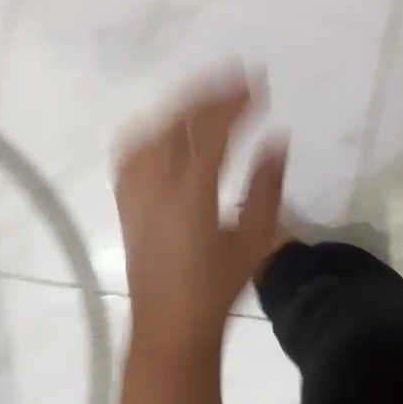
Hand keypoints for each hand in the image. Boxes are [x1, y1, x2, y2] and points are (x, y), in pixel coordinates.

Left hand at [114, 69, 287, 353]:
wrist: (167, 327)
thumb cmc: (218, 289)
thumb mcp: (256, 240)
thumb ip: (266, 187)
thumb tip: (277, 139)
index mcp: (192, 195)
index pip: (212, 131)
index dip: (234, 102)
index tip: (257, 83)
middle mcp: (156, 186)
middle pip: (177, 122)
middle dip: (208, 92)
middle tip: (238, 77)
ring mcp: (135, 193)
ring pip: (150, 132)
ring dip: (180, 106)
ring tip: (208, 96)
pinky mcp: (125, 202)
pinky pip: (133, 151)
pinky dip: (154, 129)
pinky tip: (170, 128)